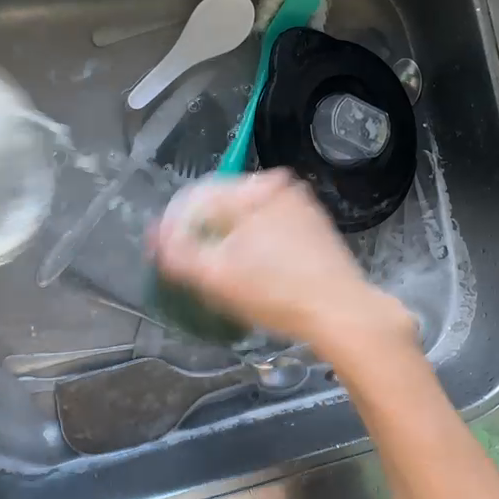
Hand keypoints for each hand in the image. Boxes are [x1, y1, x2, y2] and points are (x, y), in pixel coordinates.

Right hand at [151, 170, 415, 361]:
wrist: (343, 313)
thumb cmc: (277, 293)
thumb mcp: (216, 277)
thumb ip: (177, 253)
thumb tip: (156, 236)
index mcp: (253, 188)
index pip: (196, 197)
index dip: (177, 227)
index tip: (169, 256)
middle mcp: (277, 185)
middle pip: (223, 205)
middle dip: (205, 234)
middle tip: (197, 269)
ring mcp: (300, 203)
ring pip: (248, 217)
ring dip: (231, 240)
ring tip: (226, 275)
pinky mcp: (314, 224)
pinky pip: (271, 226)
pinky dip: (257, 244)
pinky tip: (258, 274)